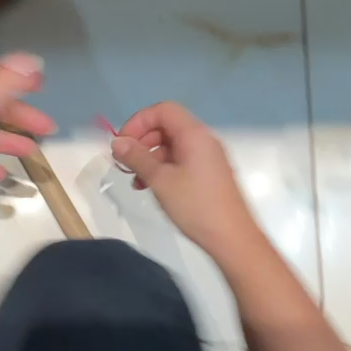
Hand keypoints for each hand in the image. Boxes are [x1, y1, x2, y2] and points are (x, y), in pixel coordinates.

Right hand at [111, 101, 263, 255]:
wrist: (233, 239)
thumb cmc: (196, 206)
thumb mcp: (160, 181)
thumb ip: (137, 158)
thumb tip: (117, 142)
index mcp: (194, 134)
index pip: (162, 110)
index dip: (138, 122)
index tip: (122, 144)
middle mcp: (203, 139)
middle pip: (167, 126)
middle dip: (142, 141)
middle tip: (125, 163)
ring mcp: (208, 157)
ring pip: (172, 145)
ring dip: (150, 158)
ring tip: (136, 181)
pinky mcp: (209, 173)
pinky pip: (182, 160)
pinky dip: (163, 168)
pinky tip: (152, 188)